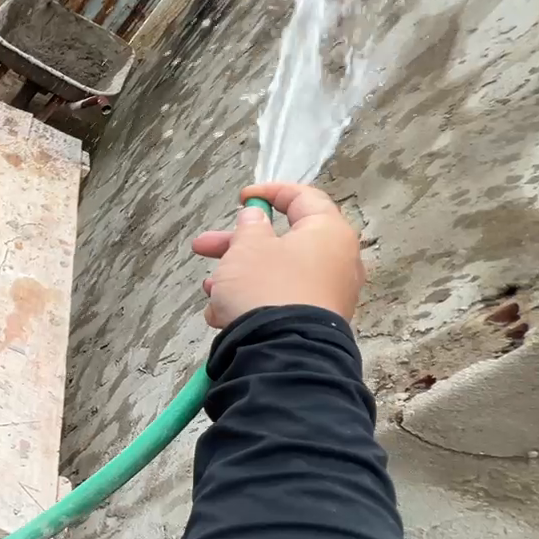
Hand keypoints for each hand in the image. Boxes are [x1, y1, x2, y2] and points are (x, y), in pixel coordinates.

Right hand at [192, 182, 364, 328]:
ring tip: (210, 290)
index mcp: (327, 232)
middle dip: (235, 245)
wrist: (283, 346)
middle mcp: (336, 258)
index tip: (243, 197)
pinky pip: (278, 299)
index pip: (304, 198)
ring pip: (274, 273)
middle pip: (281, 241)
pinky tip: (224, 314)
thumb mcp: (247, 248)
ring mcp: (327, 291)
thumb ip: (249, 228)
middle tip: (203, 246)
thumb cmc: (266, 287)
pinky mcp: (313, 317)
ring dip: (237, 277)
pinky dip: (251, 300)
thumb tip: (255, 217)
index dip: (270, 192)